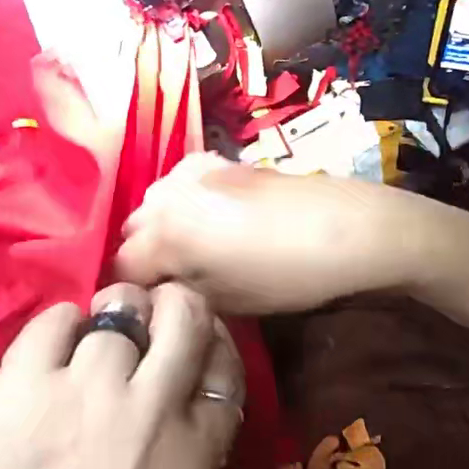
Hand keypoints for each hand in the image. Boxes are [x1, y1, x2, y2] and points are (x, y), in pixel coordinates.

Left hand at [0, 283, 243, 468]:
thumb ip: (188, 447)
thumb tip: (187, 382)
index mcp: (189, 462)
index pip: (225, 371)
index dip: (214, 342)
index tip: (195, 338)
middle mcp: (147, 416)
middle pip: (185, 319)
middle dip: (177, 305)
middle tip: (156, 312)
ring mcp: (83, 392)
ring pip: (120, 313)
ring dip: (114, 322)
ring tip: (92, 346)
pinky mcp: (23, 381)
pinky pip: (58, 319)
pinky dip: (61, 328)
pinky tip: (51, 356)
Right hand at [115, 153, 441, 315]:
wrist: (346, 228)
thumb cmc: (286, 275)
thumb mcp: (226, 301)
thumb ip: (178, 292)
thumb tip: (158, 289)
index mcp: (165, 234)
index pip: (122, 267)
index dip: (134, 292)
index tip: (151, 307)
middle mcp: (167, 196)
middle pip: (132, 230)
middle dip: (144, 255)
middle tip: (173, 281)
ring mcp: (191, 172)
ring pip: (153, 203)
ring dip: (160, 226)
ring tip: (191, 248)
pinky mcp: (216, 160)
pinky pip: (179, 182)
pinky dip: (181, 200)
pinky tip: (207, 215)